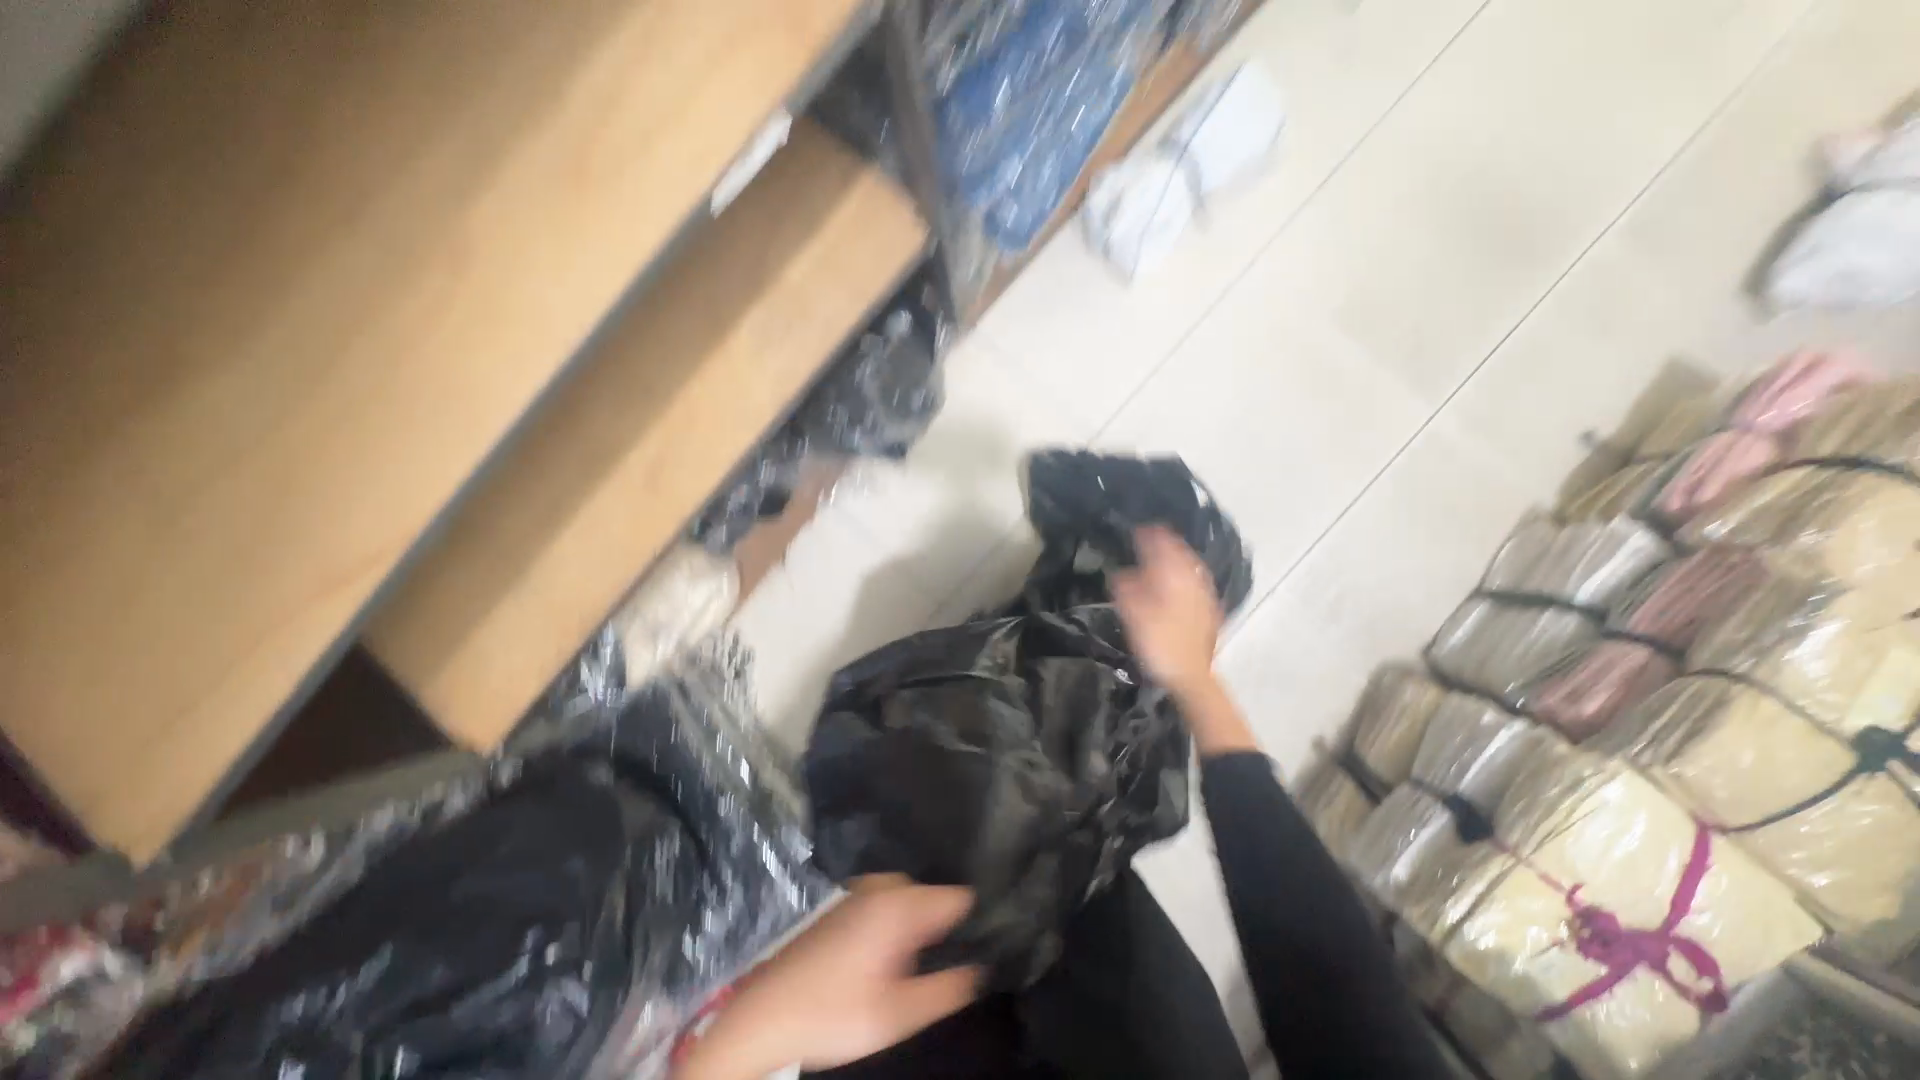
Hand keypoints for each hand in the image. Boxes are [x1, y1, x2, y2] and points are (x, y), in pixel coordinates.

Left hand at [676, 875, 981, 1079]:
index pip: (962, 898)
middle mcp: (880, 887)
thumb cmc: (830, 1013)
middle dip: (944, 929)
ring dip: (919, 931)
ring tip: (914, 970)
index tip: (985, 948)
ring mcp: (858, 894)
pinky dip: (896, 929)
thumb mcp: (898, 1014)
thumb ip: (948, 989)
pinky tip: (886, 964)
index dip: (978, 922)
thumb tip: (982, 968)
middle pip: (935, 900)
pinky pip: (887, 908)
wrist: (762, 1016)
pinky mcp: (843, 907)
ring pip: (910, 905)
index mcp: (898, 903)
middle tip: (945, 968)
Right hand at [1111, 525, 1224, 695]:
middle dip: (1168, 543)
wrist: (1191, 676)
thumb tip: (1120, 573)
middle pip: (1181, 556)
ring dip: (1180, 557)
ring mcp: (1204, 597)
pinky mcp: (1210, 612)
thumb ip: (1127, 590)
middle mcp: (1192, 583)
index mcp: (1172, 580)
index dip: (1150, 537)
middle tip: (1154, 536)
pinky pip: (1199, 583)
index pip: (1161, 549)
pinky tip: (1186, 581)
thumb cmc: (1160, 645)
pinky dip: (1190, 575)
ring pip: (1192, 569)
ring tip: (1169, 553)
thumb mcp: (1134, 617)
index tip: (1140, 529)